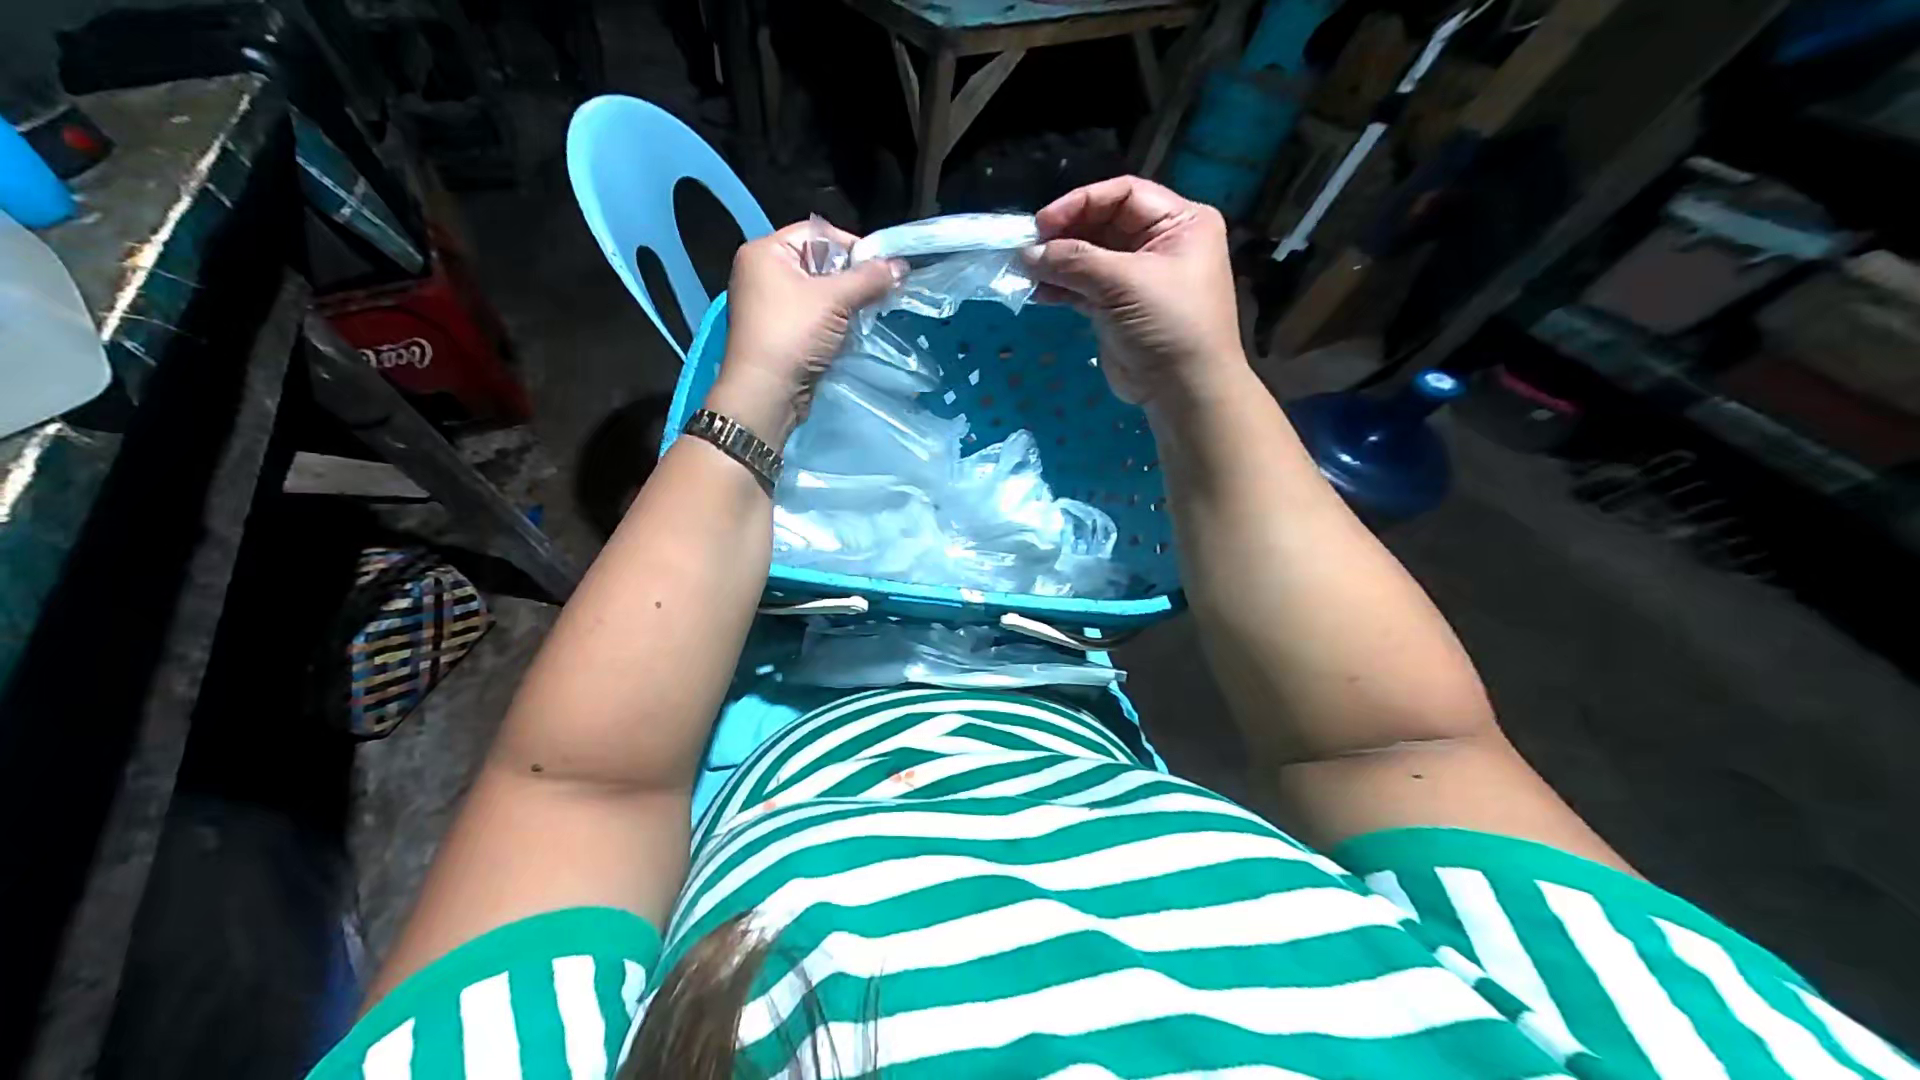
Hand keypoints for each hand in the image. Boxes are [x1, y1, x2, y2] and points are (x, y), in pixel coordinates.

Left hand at [707, 220, 903, 444]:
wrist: (766, 392)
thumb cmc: (793, 334)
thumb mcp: (834, 300)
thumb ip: (869, 278)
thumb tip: (901, 266)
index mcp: (766, 252)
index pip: (817, 233)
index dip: (851, 247)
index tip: (880, 269)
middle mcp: (764, 272)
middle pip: (820, 262)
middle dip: (852, 278)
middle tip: (878, 293)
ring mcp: (771, 304)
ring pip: (819, 292)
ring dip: (846, 303)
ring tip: (868, 314)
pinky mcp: (781, 331)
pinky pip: (814, 315)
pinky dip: (834, 321)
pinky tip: (851, 332)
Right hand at [1024, 177, 1245, 411]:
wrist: (1183, 390)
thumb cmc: (1168, 325)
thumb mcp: (1125, 284)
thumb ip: (1074, 263)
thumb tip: (1026, 254)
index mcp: (1179, 223)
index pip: (1123, 195)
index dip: (1081, 203)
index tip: (1043, 224)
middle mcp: (1159, 244)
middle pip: (1102, 224)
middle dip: (1065, 235)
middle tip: (1030, 249)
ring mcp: (1135, 278)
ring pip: (1089, 258)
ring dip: (1058, 264)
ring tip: (1027, 272)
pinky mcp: (1116, 308)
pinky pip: (1083, 287)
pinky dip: (1061, 288)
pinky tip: (1038, 293)